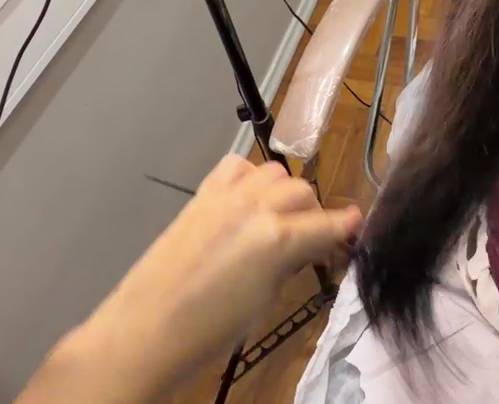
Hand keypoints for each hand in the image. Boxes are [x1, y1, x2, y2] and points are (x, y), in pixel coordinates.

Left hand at [20, 155, 361, 403]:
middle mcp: (259, 206)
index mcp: (279, 239)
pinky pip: (240, 166)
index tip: (356, 231)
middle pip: (305, 193)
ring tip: (277, 219)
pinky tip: (246, 200)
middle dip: (314, 215)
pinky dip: (250, 178)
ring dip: (285, 194)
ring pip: (277, 173)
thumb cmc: (207, 333)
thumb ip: (290, 263)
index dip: (348, 228)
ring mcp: (229, 194)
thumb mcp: (264, 301)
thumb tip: (308, 247)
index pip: (330, 223)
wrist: (143, 332)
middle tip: (310, 241)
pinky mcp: (204, 192)